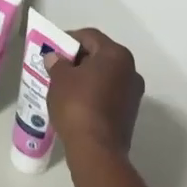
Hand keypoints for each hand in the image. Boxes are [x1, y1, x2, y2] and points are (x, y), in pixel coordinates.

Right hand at [47, 28, 143, 158]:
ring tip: (64, 85)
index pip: (90, 36)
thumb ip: (57, 63)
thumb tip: (55, 58)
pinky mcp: (130, 112)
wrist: (97, 149)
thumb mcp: (59, 79)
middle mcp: (131, 70)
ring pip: (105, 75)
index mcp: (116, 55)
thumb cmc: (77, 105)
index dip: (69, 38)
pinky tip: (76, 102)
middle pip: (100, 55)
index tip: (53, 48)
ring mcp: (133, 93)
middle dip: (78, 59)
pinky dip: (94, 92)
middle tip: (56, 66)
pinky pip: (109, 93)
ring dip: (86, 77)